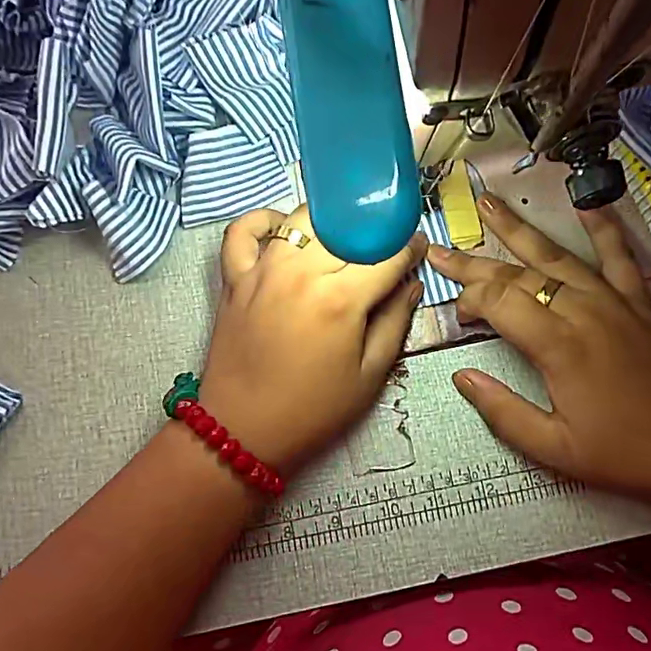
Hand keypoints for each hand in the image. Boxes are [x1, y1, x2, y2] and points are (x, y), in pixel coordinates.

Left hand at [197, 205, 426, 474]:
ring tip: (340, 237)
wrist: (243, 432)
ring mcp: (263, 271)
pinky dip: (263, 221)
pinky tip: (283, 229)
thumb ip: (395, 321)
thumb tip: (411, 284)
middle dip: (373, 229)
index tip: (416, 246)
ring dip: (327, 221)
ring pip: (300, 218)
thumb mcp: (370, 374)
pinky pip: (243, 230)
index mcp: (341, 300)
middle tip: (383, 244)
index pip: (386, 255)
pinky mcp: (234, 278)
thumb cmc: (314, 409)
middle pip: (346, 227)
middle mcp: (301, 273)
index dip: (408, 247)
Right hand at [425, 194, 650, 510]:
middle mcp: (583, 311)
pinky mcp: (640, 302)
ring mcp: (614, 301)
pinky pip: (618, 255)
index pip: (498, 301)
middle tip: (441, 252)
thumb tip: (463, 377)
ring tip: (488, 204)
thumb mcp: (556, 450)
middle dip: (474, 263)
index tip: (461, 319)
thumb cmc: (629, 454)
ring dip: (519, 230)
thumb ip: (504, 413)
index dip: (470, 302)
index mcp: (558, 346)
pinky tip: (587, 202)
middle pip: (518, 274)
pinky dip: (602, 226)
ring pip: (556, 255)